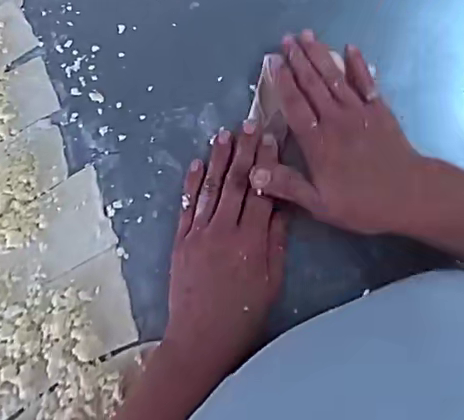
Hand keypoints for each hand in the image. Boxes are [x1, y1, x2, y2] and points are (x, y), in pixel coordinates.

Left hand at [162, 124, 287, 377]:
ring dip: (219, 159)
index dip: (267, 163)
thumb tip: (282, 207)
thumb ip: (276, 244)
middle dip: (245, 150)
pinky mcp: (181, 239)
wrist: (199, 340)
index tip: (271, 138)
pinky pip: (188, 204)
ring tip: (224, 133)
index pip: (262, 192)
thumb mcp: (271, 284)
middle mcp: (225, 231)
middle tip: (249, 123)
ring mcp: (199, 232)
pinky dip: (192, 182)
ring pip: (212, 187)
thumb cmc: (242, 316)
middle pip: (237, 183)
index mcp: (252, 242)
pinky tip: (197, 162)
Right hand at [249, 30, 432, 236]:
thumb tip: (254, 172)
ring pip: (334, 77)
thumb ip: (289, 186)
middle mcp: (335, 119)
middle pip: (312, 84)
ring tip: (307, 35)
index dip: (283, 82)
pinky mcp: (379, 110)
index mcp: (318, 142)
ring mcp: (358, 111)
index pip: (295, 105)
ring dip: (320, 54)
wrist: (413, 197)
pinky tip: (351, 47)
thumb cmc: (365, 204)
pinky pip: (366, 82)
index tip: (273, 62)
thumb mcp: (322, 205)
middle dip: (298, 59)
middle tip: (286, 39)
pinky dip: (358, 64)